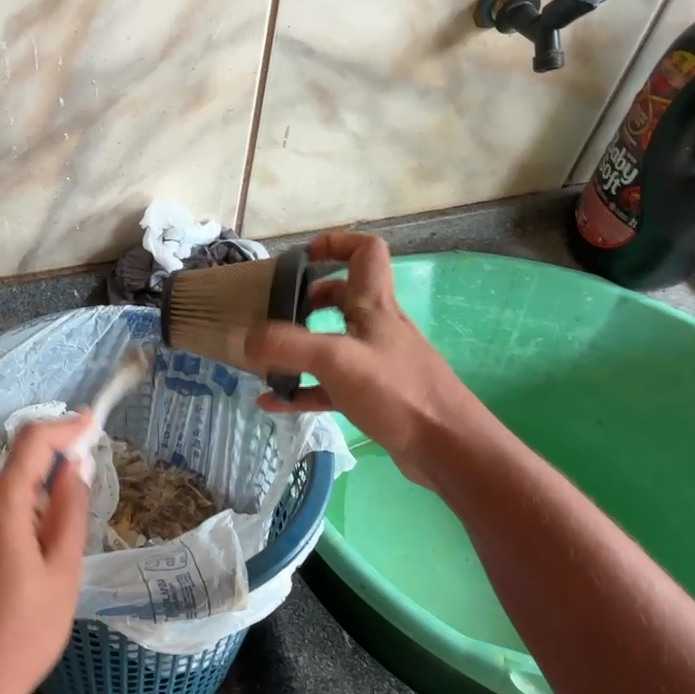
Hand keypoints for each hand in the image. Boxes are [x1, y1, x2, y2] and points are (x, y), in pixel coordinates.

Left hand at [0, 417, 92, 693]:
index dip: (63, 427)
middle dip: (43, 497)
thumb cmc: (21, 636)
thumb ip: (70, 510)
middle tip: (62, 550)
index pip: (31, 443)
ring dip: (19, 522)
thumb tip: (75, 464)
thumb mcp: (62, 574)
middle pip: (13, 481)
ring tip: (30, 582)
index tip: (88, 423)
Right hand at [231, 232, 491, 488]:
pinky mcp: (374, 397)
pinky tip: (273, 402)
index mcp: (374, 306)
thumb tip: (245, 340)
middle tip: (275, 312)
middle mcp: (377, 328)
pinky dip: (301, 389)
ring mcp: (376, 363)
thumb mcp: (334, 360)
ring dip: (301, 346)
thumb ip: (286, 346)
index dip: (335, 245)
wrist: (449, 448)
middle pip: (344, 297)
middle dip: (307, 299)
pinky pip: (328, 386)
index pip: (365, 253)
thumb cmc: (396, 392)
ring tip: (268, 358)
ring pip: (334, 342)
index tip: (301, 259)